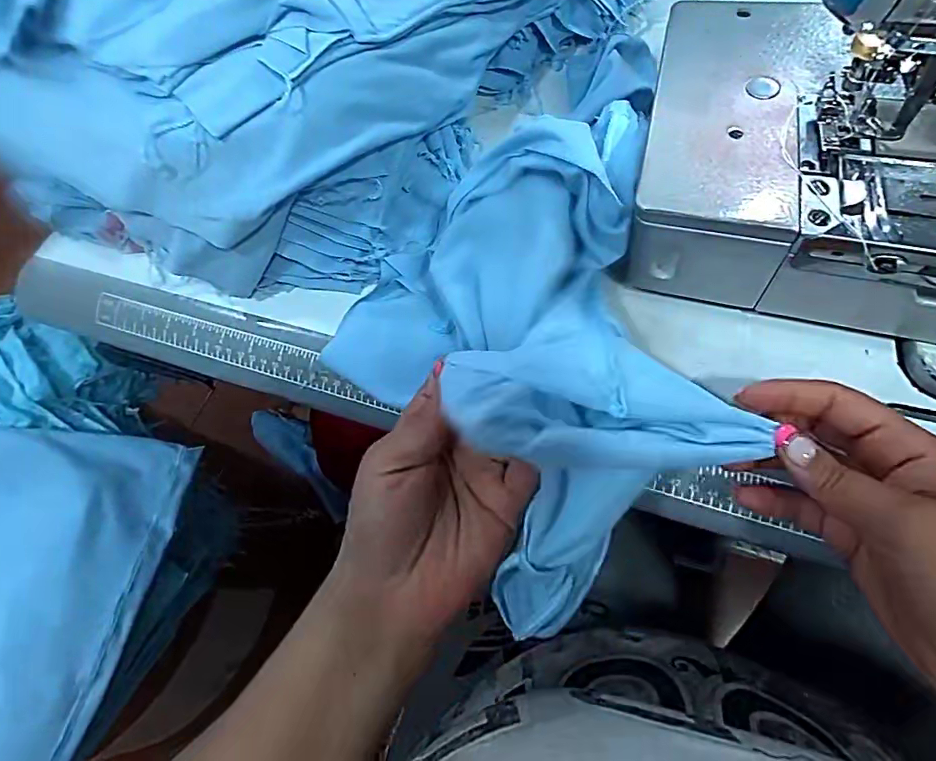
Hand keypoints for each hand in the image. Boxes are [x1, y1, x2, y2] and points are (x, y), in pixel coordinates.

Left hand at [330, 364, 538, 642]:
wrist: (393, 599)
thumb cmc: (379, 523)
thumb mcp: (389, 462)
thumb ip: (423, 418)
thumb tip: (445, 363)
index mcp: (434, 428)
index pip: (461, 389)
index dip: (477, 367)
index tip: (501, 336)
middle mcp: (468, 442)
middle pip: (494, 403)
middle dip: (509, 381)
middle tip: (535, 349)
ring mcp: (493, 469)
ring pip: (518, 427)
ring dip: (531, 406)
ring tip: (551, 375)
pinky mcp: (514, 498)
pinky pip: (534, 463)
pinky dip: (545, 442)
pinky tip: (555, 419)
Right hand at [732, 380, 935, 760]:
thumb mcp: (909, 525)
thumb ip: (841, 482)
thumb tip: (787, 440)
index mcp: (912, 452)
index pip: (842, 406)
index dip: (793, 396)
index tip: (747, 400)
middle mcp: (888, 473)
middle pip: (822, 435)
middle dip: (775, 427)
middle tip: (727, 430)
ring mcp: (873, 510)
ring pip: (811, 472)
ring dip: (771, 463)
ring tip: (728, 460)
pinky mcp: (861, 545)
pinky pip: (813, 511)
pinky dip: (780, 502)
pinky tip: (750, 497)